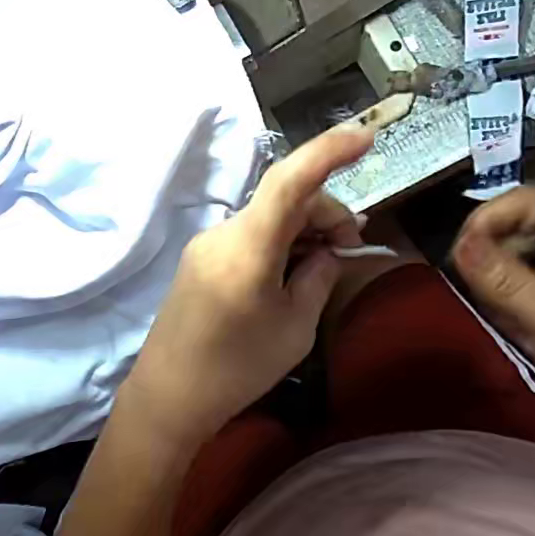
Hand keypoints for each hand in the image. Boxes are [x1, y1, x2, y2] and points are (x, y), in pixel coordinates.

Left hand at [118, 123, 374, 448]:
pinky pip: (249, 235)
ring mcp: (206, 243)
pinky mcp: (200, 259)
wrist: (168, 397)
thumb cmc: (238, 368)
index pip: (290, 180)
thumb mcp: (296, 326)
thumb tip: (329, 250)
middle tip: (352, 246)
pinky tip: (292, 270)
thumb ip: (319, 276)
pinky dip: (279, 242)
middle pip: (286, 200)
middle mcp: (223, 232)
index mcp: (248, 246)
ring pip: (268, 217)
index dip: (329, 151)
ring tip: (325, 263)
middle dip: (327, 213)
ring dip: (304, 229)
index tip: (366, 138)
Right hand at [450, 186, 534, 419]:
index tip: (462, 250)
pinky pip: (516, 290)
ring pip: (510, 261)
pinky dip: (506, 307)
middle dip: (492, 258)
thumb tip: (458, 243)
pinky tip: (516, 331)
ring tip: (507, 320)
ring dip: (497, 288)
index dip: (491, 216)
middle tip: (484, 295)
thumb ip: (505, 281)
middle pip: (515, 229)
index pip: (528, 201)